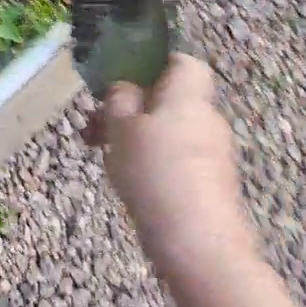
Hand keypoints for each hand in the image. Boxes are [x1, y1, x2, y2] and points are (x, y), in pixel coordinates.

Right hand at [84, 54, 255, 270]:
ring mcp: (210, 154)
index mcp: (189, 98)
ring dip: (132, 133)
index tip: (121, 78)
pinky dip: (147, 158)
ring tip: (97, 150)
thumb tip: (126, 88)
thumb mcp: (121, 124)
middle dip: (129, 106)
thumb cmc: (154, 171)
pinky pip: (173, 156)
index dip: (155, 62)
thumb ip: (120, 97)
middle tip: (95, 121)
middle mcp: (206, 120)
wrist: (198, 244)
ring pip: (166, 128)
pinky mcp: (207, 183)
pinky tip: (123, 176)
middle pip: (168, 98)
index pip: (184, 62)